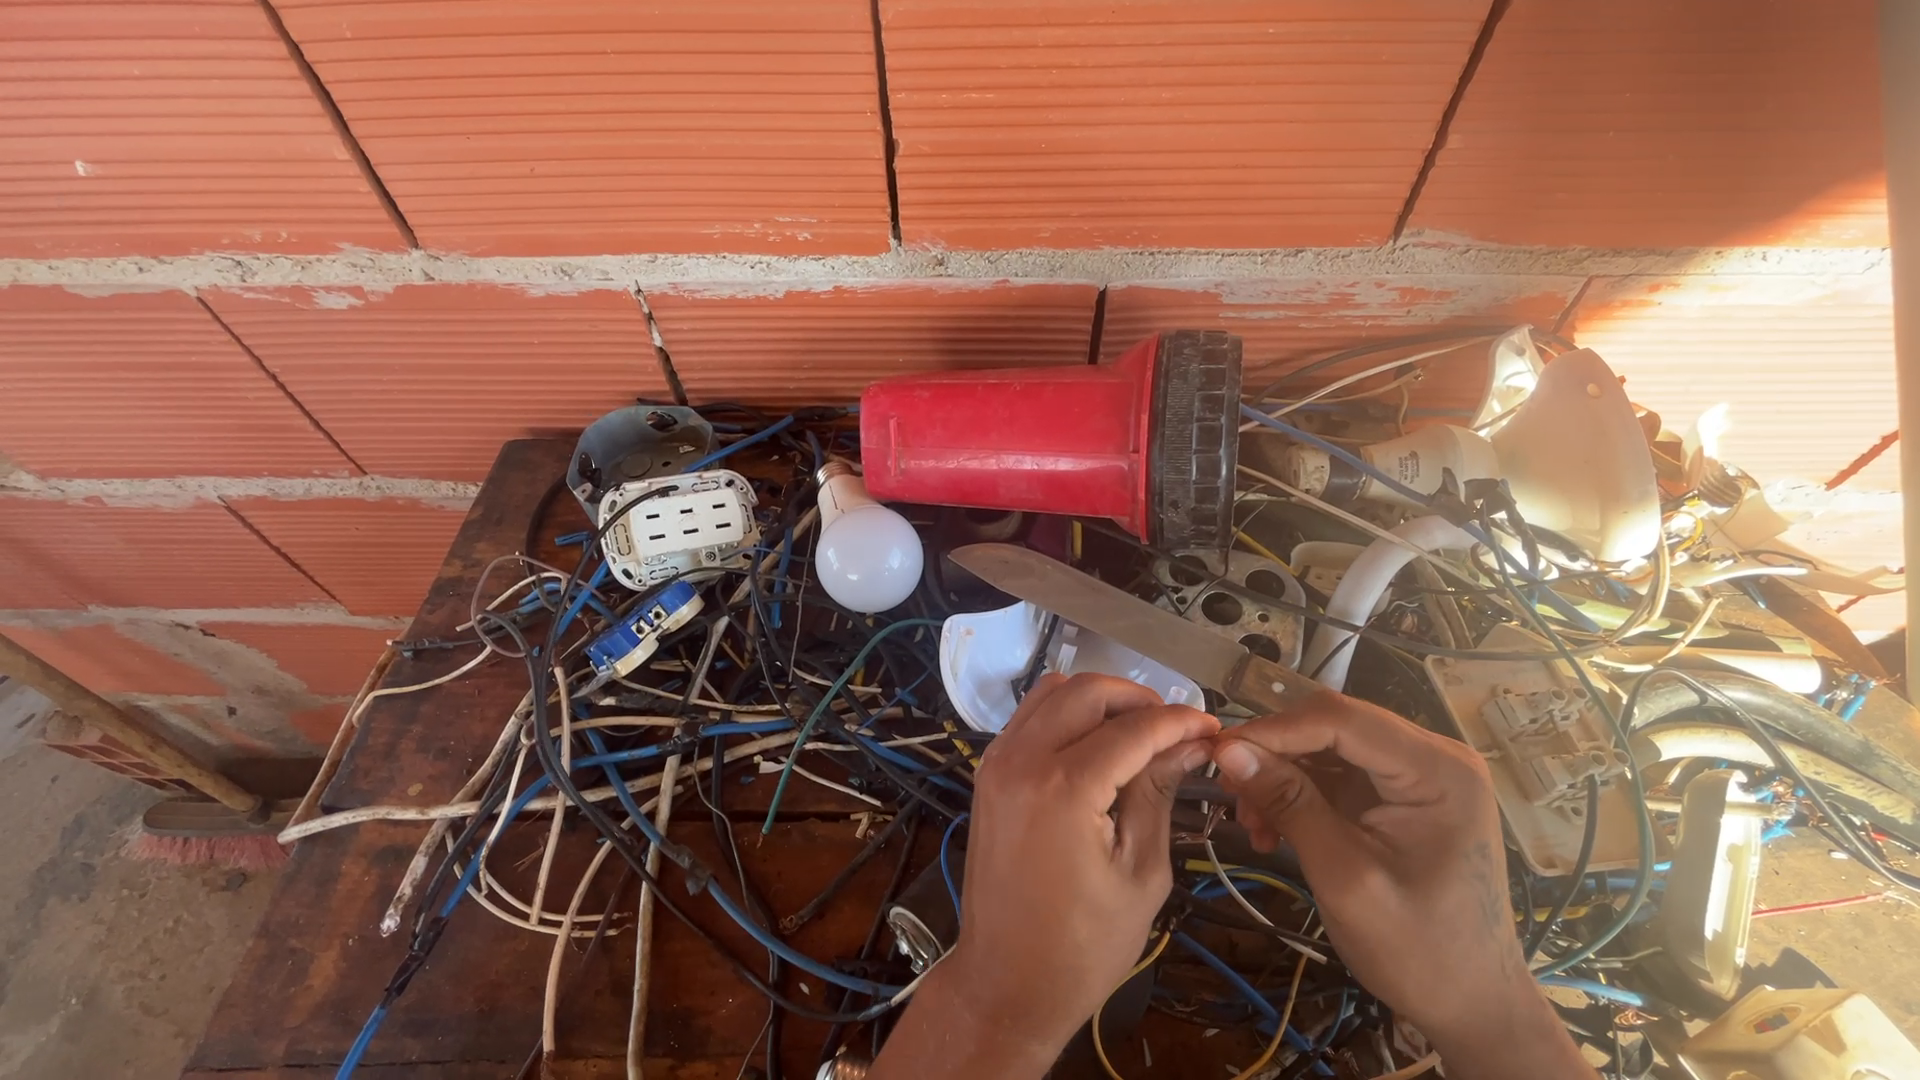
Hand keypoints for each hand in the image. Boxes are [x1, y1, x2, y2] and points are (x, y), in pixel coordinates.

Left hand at [870, 673, 1217, 1079]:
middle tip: (1174, 727)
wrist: (1006, 982)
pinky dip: (1065, 714)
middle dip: (1137, 698)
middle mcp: (1023, 760)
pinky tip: (1096, 742)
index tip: (1211, 725)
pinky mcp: (987, 772)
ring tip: (1138, 730)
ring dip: (1098, 700)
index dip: (1178, 721)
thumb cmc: (1084, 945)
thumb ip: (1159, 793)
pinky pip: (1028, 717)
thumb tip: (1190, 744)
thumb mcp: (1141, 872)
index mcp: (1064, 788)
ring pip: (1051, 692)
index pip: (1133, 729)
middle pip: (1086, 692)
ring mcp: (997, 762)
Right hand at [1211, 693, 1591, 1078]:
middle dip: (1274, 753)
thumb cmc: (1417, 949)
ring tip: (1252, 822)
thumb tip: (1227, 750)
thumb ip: (1289, 804)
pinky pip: (1334, 772)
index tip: (1218, 755)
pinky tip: (1274, 829)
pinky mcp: (1397, 794)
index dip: (1274, 729)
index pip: (1340, 719)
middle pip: (1331, 725)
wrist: (1471, 1005)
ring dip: (1279, 776)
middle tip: (1229, 791)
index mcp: (1438, 770)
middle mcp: (1432, 756)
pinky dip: (1296, 793)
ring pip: (1324, 746)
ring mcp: (1415, 774)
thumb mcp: (1344, 876)